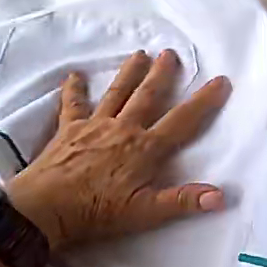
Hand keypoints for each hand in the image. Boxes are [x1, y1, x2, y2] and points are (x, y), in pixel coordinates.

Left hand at [7, 49, 230, 251]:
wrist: (46, 207)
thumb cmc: (97, 212)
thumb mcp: (145, 213)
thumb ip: (183, 201)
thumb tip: (221, 196)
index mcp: (145, 148)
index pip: (182, 121)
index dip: (204, 101)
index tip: (221, 81)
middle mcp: (123, 128)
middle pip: (148, 96)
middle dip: (162, 75)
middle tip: (171, 53)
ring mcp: (94, 125)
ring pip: (117, 93)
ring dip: (129, 73)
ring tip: (140, 55)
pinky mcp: (69, 129)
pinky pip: (73, 104)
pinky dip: (74, 89)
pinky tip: (74, 75)